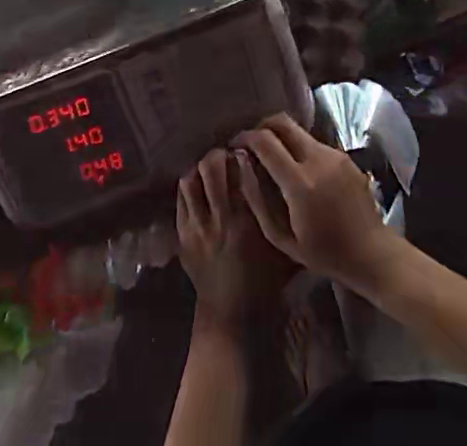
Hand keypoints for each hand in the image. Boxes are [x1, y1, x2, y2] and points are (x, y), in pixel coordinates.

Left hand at [177, 147, 291, 331]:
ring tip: (212, 170)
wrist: (232, 316)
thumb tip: (286, 181)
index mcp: (247, 220)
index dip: (244, 154)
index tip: (250, 151)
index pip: (241, 170)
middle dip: (219, 155)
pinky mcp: (182, 236)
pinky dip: (190, 188)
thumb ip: (284, 216)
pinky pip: (181, 199)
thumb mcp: (284, 248)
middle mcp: (219, 218)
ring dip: (201, 170)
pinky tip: (201, 189)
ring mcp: (196, 227)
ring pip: (190, 179)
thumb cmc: (267, 282)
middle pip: (211, 166)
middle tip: (228, 156)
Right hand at [233, 114, 395, 290]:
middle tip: (251, 144)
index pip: (265, 141)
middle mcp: (319, 160)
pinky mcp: (345, 157)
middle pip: (283, 122)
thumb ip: (257, 199)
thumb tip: (242, 164)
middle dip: (262, 127)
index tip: (235, 145)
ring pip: (299, 131)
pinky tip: (297, 171)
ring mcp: (335, 155)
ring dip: (281, 138)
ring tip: (272, 159)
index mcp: (300, 182)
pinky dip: (299, 148)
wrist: (372, 253)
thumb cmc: (324, 253)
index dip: (245, 137)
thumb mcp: (281, 238)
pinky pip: (314, 143)